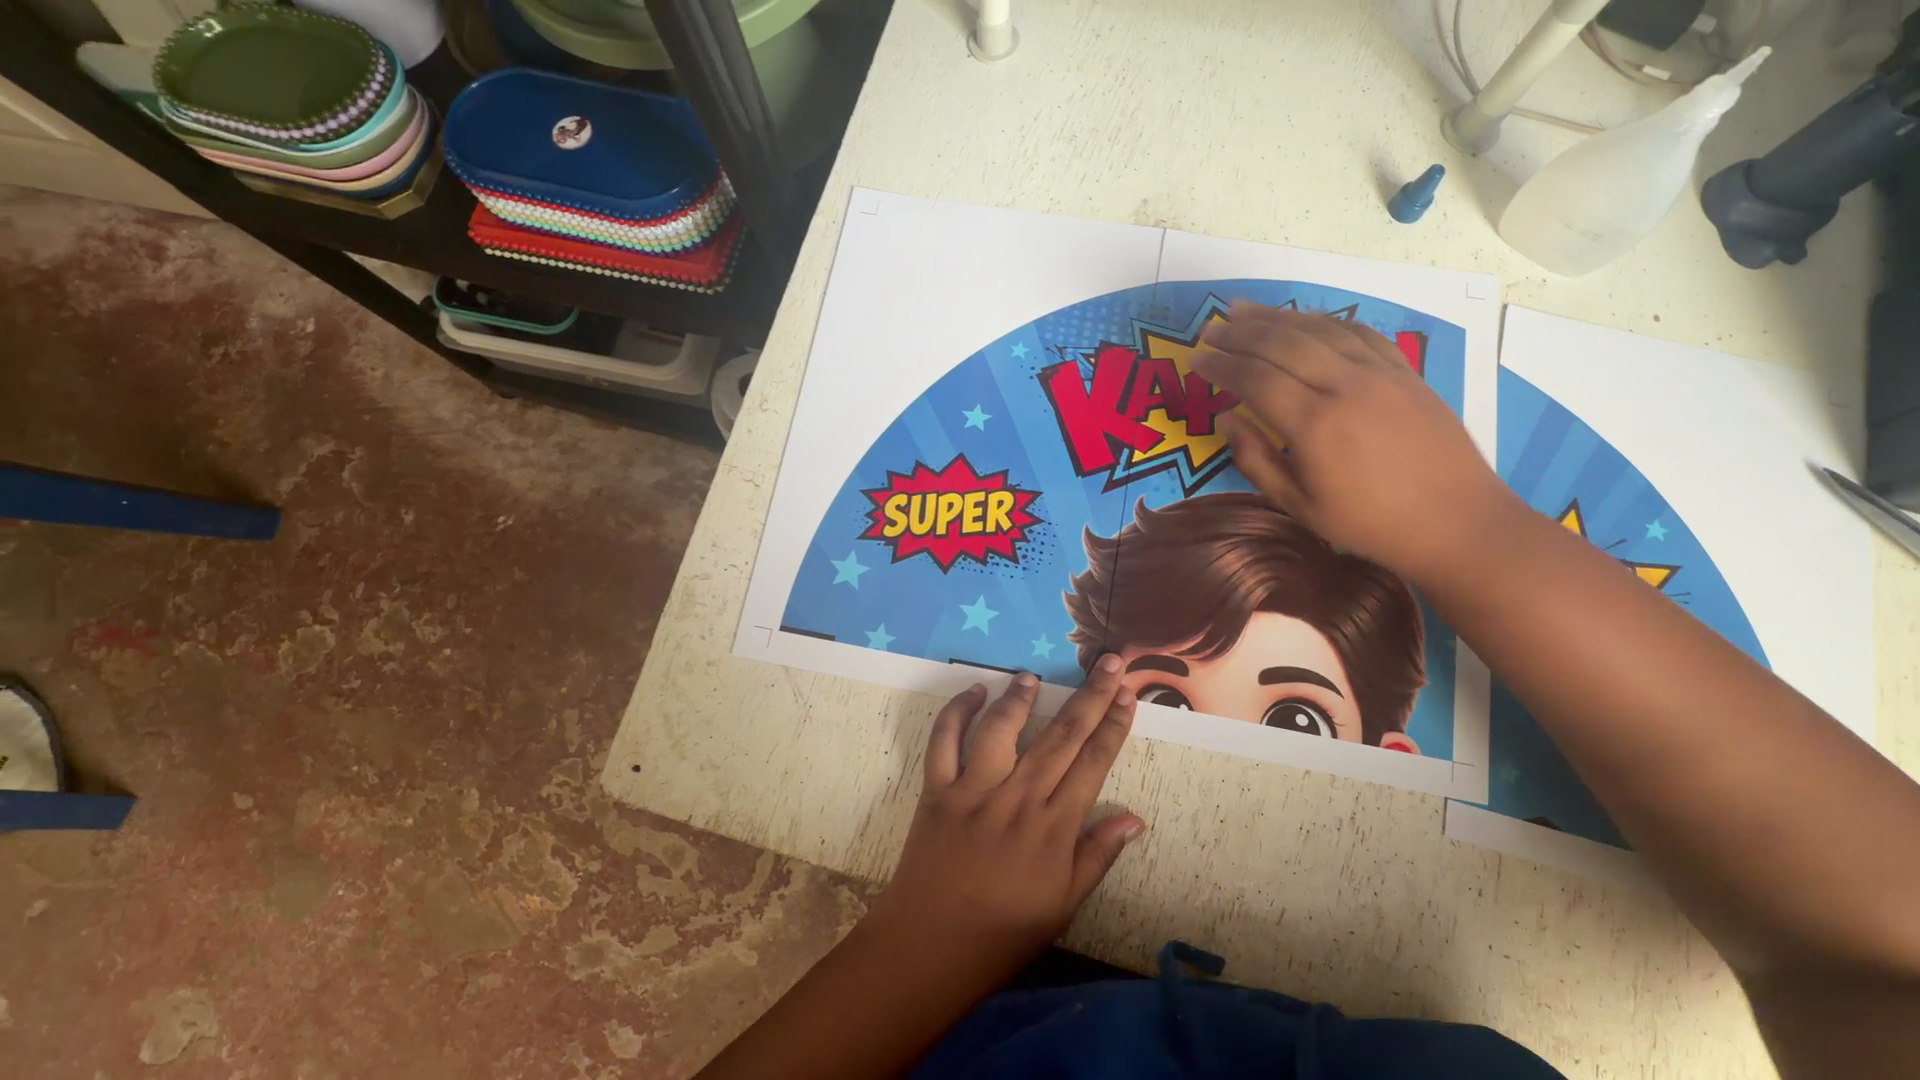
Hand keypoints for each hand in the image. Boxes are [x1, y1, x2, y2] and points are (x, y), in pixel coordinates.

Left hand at [866, 656, 1145, 971]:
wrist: (932, 945)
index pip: (1093, 763)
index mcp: (1054, 826)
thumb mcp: (1064, 904)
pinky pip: (944, 741)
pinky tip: (973, 692)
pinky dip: (956, 712)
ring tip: (1033, 676)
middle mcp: (1017, 798)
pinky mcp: (936, 791)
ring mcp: (973, 790)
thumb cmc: (1005, 931)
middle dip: (1089, 696)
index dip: (1113, 726)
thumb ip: (1097, 856)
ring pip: (1002, 729)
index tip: (1127, 695)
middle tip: (1109, 662)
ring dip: (1020, 698)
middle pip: (1060, 736)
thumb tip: (1135, 818)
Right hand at [1191, 302, 1517, 578]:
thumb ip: (1256, 460)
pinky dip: (1323, 320)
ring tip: (1243, 310)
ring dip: (1276, 316)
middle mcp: (1345, 385)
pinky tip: (1304, 319)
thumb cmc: (1370, 524)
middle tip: (1210, 329)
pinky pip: (1358, 331)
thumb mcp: (1299, 506)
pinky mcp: (1403, 370)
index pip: (1255, 379)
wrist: (1455, 520)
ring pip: (1318, 329)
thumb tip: (1226, 420)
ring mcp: (1379, 372)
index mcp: (1314, 424)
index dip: (1221, 366)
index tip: (1195, 360)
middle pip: (1282, 343)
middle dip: (1240, 333)